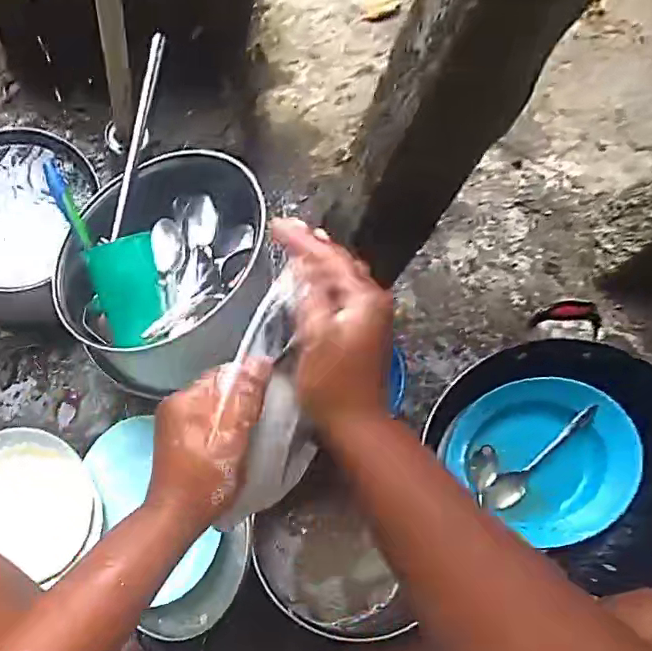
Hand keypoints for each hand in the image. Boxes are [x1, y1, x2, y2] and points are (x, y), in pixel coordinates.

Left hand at [149, 358, 270, 526]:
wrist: (176, 516)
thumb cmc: (205, 481)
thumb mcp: (232, 437)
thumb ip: (244, 398)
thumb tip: (259, 362)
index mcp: (185, 398)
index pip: (225, 372)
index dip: (251, 379)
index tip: (271, 394)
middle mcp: (175, 405)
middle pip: (218, 388)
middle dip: (241, 397)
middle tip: (263, 416)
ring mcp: (172, 424)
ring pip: (212, 406)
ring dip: (231, 414)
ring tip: (249, 432)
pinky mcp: (175, 441)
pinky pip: (203, 422)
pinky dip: (220, 428)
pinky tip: (231, 445)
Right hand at [271, 218, 393, 427]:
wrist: (356, 424)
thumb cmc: (334, 388)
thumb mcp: (314, 338)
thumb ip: (309, 297)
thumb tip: (303, 269)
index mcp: (363, 300)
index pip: (329, 258)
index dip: (302, 240)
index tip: (279, 226)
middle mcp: (373, 304)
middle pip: (340, 264)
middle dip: (313, 246)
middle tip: (288, 231)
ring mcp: (370, 319)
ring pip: (342, 279)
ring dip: (319, 264)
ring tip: (299, 249)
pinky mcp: (362, 334)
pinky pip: (342, 297)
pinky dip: (325, 285)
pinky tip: (311, 286)